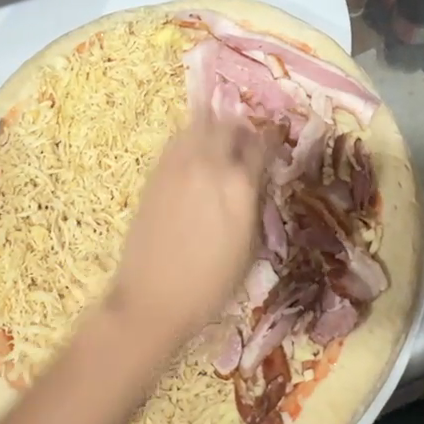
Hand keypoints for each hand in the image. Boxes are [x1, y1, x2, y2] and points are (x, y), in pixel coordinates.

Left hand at [110, 113, 269, 345]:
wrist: (153, 298)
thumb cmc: (210, 285)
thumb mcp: (248, 248)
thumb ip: (253, 205)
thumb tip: (254, 183)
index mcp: (241, 185)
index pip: (261, 144)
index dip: (269, 140)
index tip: (271, 143)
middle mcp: (211, 165)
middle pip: (229, 125)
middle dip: (240, 128)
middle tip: (244, 139)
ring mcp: (180, 164)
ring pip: (201, 124)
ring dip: (214, 127)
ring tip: (218, 139)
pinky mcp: (157, 171)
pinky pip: (178, 140)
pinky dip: (190, 138)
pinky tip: (193, 154)